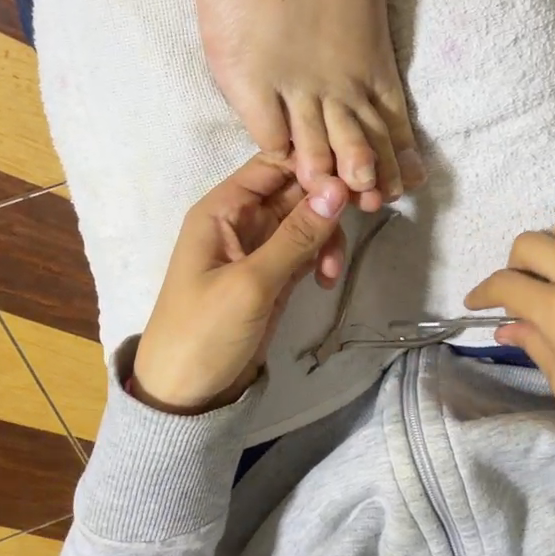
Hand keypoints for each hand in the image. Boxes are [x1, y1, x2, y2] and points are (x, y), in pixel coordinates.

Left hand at [132, 157, 349, 414]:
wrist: (186, 392)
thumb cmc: (205, 330)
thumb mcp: (252, 282)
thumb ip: (296, 235)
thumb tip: (338, 188)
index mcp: (222, 208)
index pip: (273, 163)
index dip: (314, 163)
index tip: (353, 176)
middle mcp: (241, 219)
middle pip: (296, 188)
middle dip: (331, 199)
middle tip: (368, 209)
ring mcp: (260, 247)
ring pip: (308, 220)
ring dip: (328, 236)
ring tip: (330, 271)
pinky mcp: (275, 274)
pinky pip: (307, 249)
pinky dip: (322, 258)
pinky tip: (326, 280)